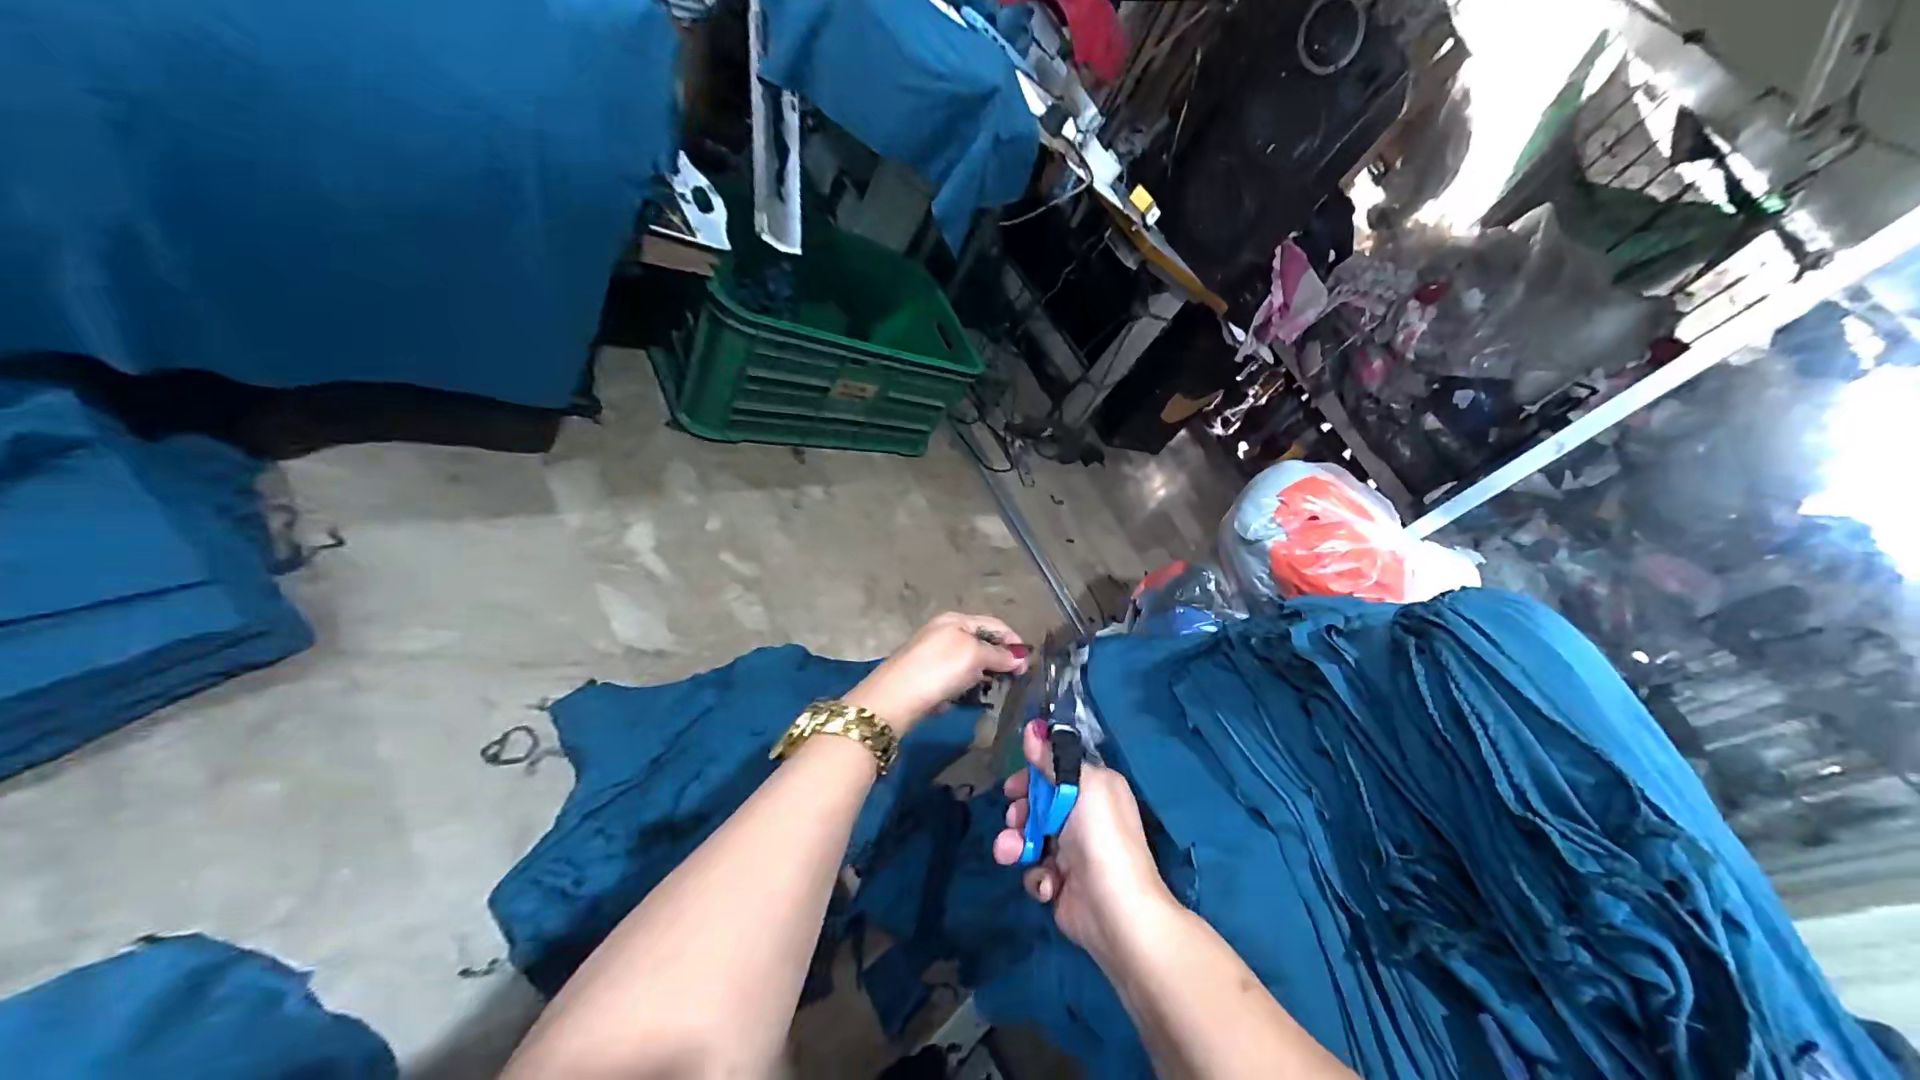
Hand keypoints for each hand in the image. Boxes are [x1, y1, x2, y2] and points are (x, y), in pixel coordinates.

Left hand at [845, 613, 1029, 734]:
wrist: (895, 698)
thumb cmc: (939, 669)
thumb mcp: (974, 655)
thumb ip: (1000, 655)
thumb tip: (1021, 658)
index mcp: (956, 619)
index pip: (995, 624)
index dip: (1014, 641)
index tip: (1028, 663)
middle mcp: (943, 631)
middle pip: (982, 642)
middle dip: (1000, 658)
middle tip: (1014, 679)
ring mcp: (933, 654)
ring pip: (969, 661)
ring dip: (984, 674)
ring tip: (994, 690)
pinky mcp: (926, 676)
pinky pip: (955, 677)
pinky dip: (967, 685)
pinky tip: (970, 697)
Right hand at [992, 720, 1179, 964]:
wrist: (1116, 910)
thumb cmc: (1101, 838)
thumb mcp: (1080, 786)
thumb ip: (1052, 759)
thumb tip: (1032, 728)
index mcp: (1095, 788)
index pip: (1055, 771)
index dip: (1031, 777)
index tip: (1013, 787)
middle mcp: (1084, 816)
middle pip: (1037, 804)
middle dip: (1019, 813)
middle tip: (1016, 821)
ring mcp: (1072, 851)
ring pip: (1029, 837)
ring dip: (1015, 844)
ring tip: (1011, 854)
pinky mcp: (1061, 882)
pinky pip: (1035, 870)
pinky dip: (1037, 877)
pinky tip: (1048, 885)